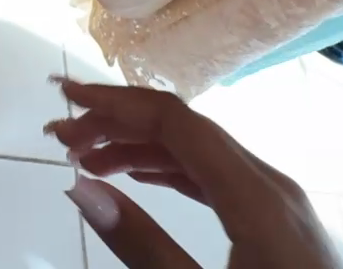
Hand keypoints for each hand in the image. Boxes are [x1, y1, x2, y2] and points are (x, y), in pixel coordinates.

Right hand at [47, 80, 339, 268]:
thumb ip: (141, 245)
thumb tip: (78, 187)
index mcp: (258, 197)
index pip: (173, 120)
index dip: (113, 102)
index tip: (64, 97)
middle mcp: (272, 186)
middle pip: (182, 128)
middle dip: (116, 123)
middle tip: (62, 139)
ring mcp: (280, 205)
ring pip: (196, 149)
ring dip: (136, 144)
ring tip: (85, 158)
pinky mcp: (280, 225)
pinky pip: (214, 175)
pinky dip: (167, 166)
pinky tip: (136, 174)